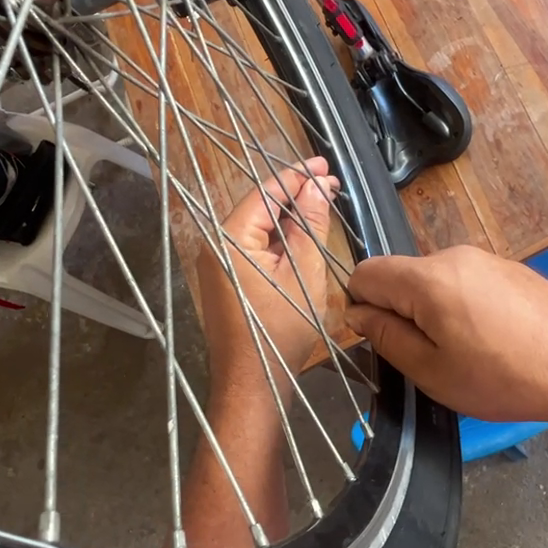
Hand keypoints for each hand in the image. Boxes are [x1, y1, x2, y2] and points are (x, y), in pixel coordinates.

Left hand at [199, 158, 341, 391]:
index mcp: (230, 238)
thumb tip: (319, 186)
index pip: (265, 192)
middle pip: (259, 207)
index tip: (324, 164)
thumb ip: (311, 225)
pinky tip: (303, 234)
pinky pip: (254, 248)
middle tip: (330, 182)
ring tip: (322, 201)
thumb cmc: (281, 330)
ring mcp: (219, 264)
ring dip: (289, 215)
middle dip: (295, 193)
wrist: (254, 383)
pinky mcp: (228, 281)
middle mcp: (217, 245)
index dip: (297, 175)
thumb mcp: (305, 274)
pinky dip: (279, 239)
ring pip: (258, 228)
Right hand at [344, 246, 547, 421]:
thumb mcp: (432, 370)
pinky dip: (462, 310)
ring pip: (434, 282)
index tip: (381, 342)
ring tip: (466, 356)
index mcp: (427, 277)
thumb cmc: (504, 377)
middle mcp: (454, 256)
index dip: (360, 307)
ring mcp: (487, 259)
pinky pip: (466, 284)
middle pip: (401, 276)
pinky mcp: (512, 271)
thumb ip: (386, 337)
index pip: (366, 273)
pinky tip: (492, 343)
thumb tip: (357, 313)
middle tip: (427, 359)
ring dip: (432, 314)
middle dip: (400, 313)